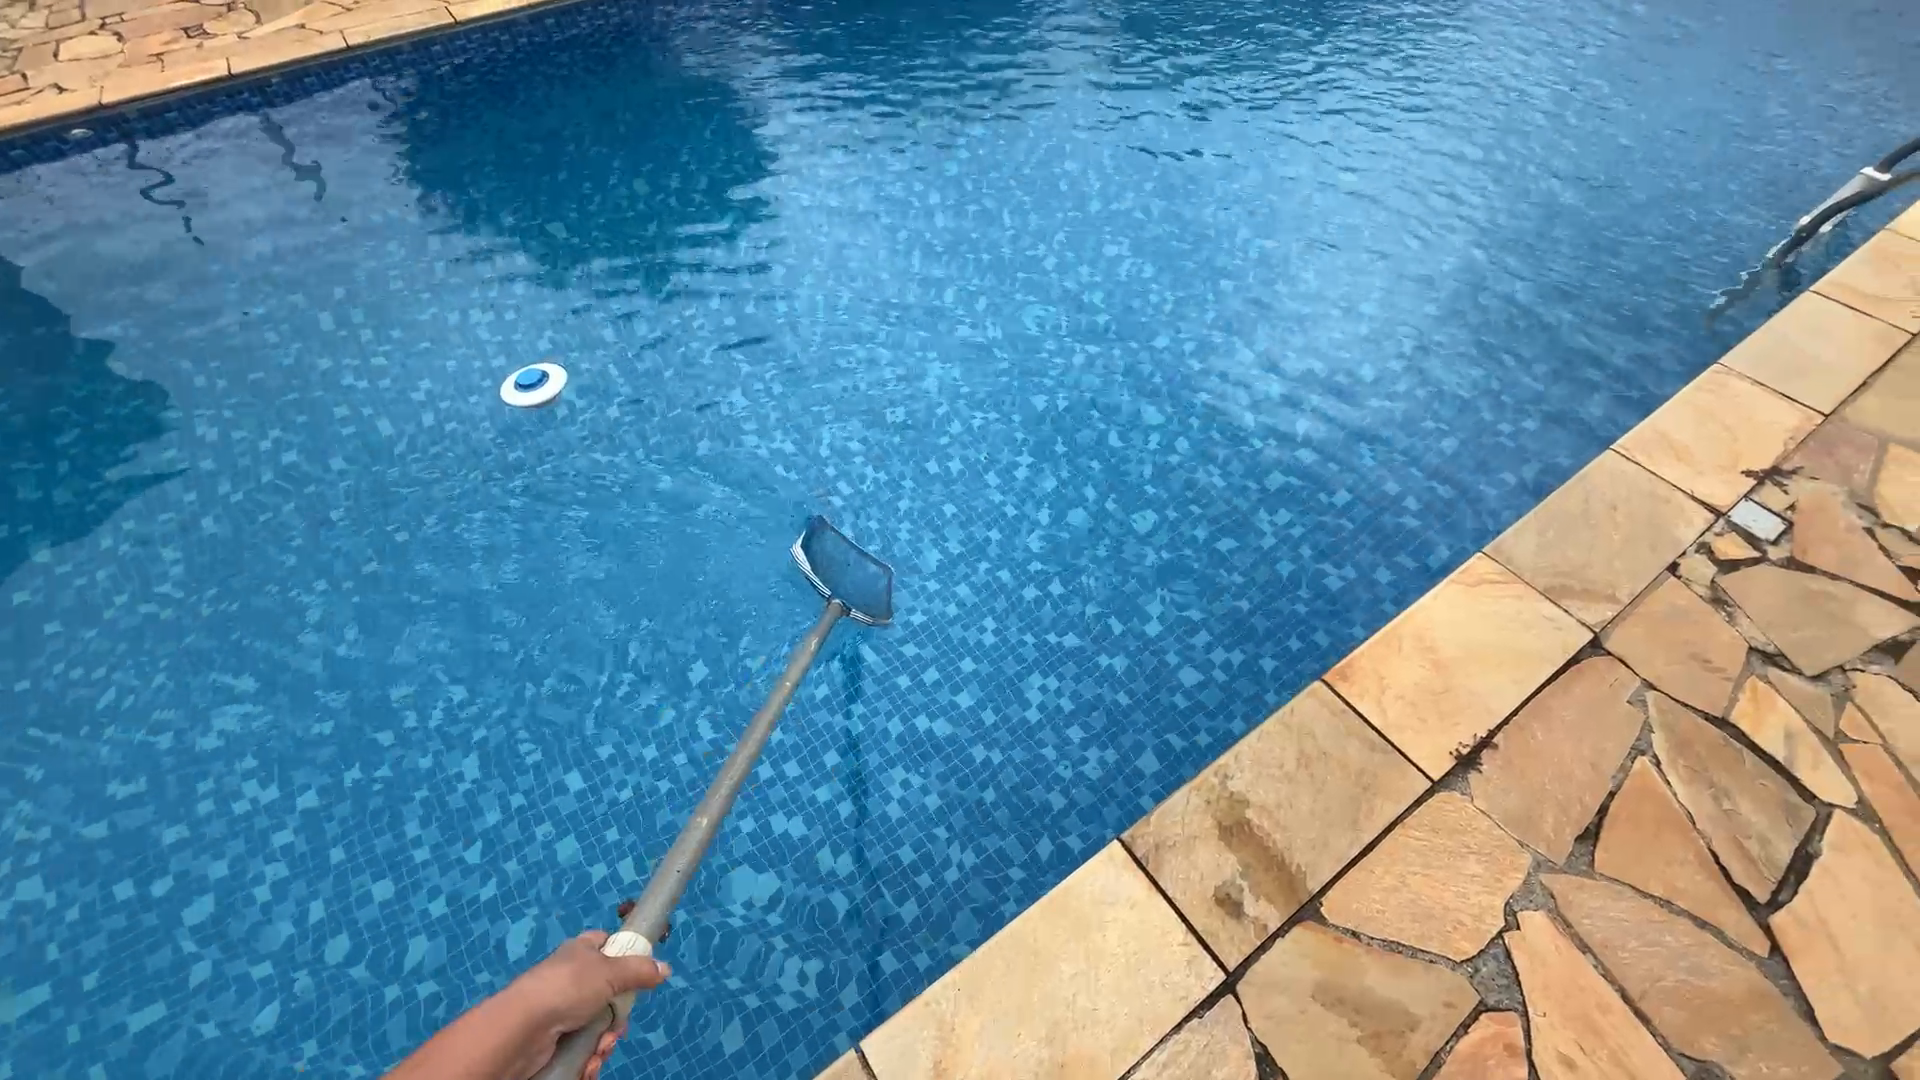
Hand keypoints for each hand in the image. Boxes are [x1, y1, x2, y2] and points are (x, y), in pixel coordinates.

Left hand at [493, 931, 673, 1079]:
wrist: (520, 1030)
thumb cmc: (568, 987)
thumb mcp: (612, 971)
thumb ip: (641, 970)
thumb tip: (666, 969)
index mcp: (582, 951)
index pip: (608, 943)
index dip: (625, 956)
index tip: (637, 973)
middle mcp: (573, 979)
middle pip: (611, 993)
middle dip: (619, 1016)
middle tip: (616, 1026)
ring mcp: (563, 1011)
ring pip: (599, 1025)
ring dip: (605, 1042)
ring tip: (599, 1049)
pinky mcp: (554, 1041)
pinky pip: (582, 1048)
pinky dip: (589, 1059)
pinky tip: (588, 1063)